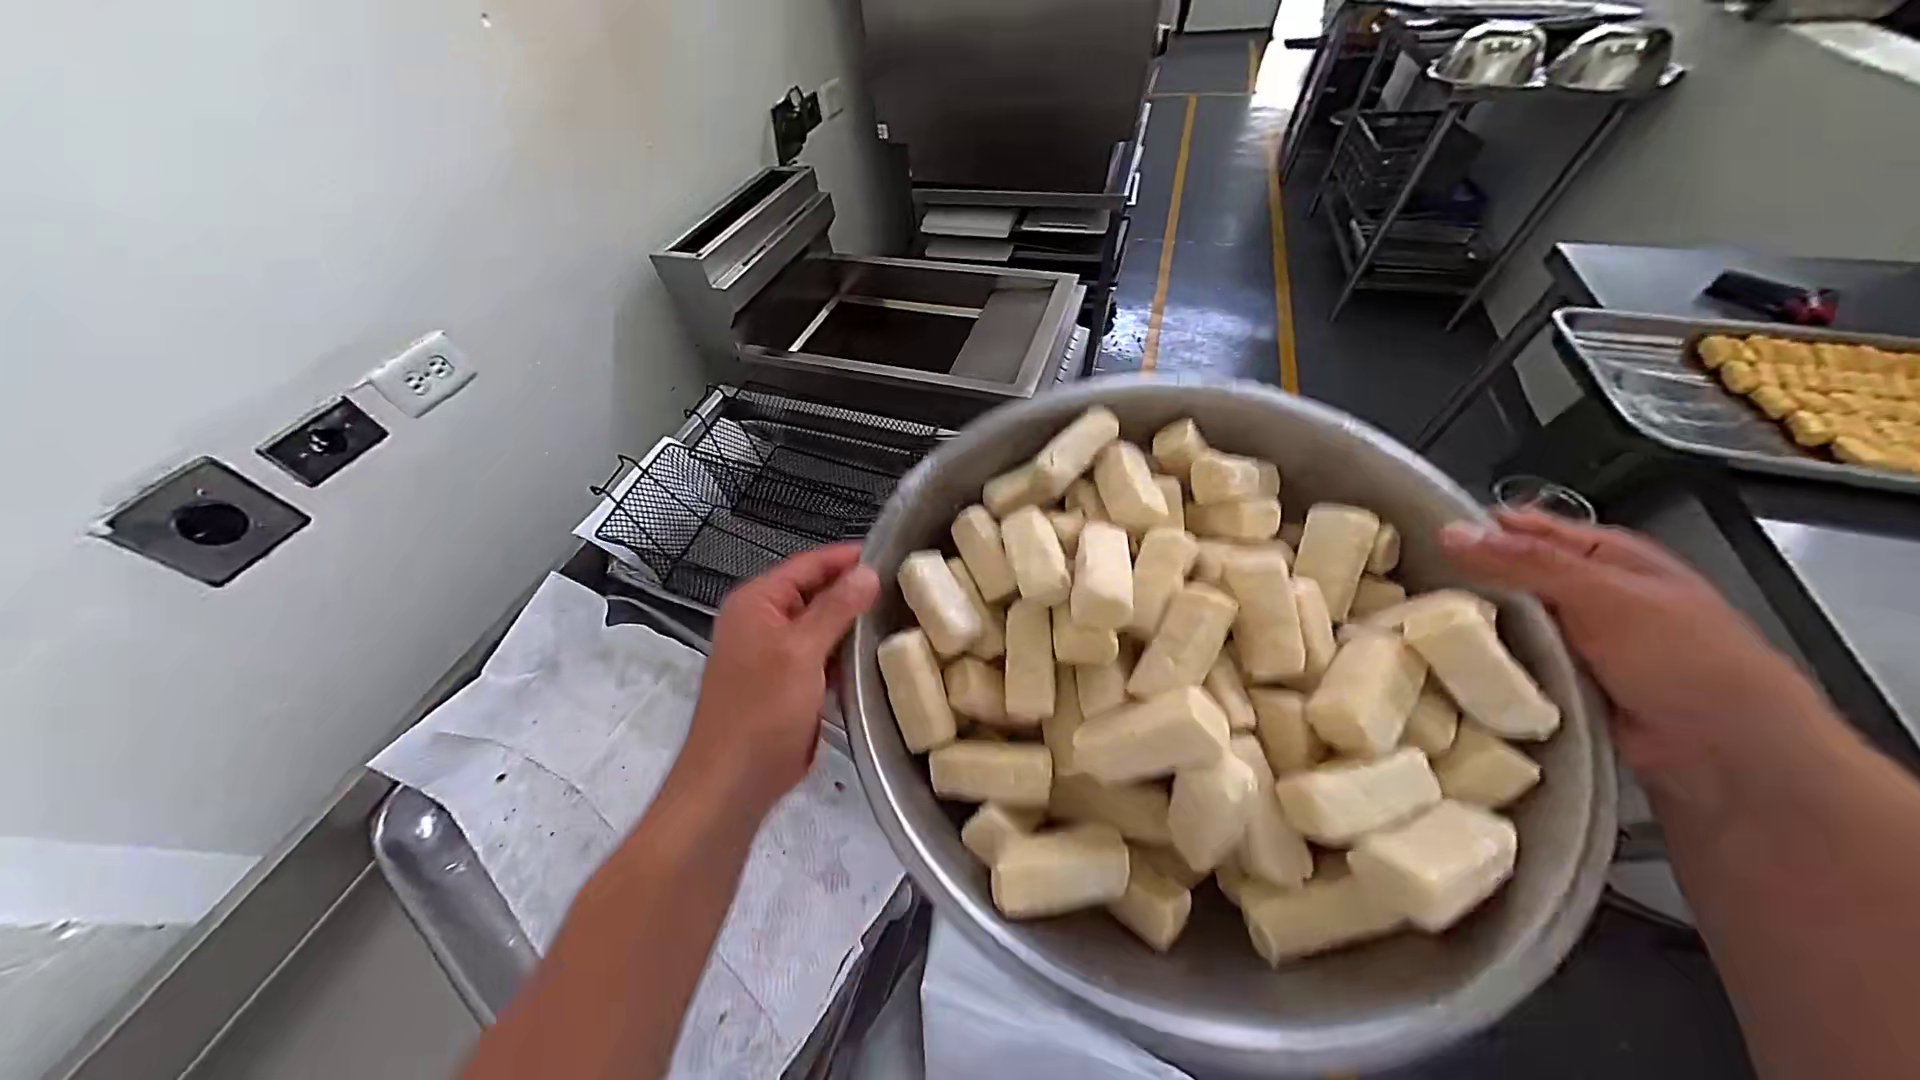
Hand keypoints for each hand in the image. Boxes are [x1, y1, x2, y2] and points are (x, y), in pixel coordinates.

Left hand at [679, 544, 878, 811]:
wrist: (735, 781)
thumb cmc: (762, 711)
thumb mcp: (801, 651)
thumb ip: (836, 608)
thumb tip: (868, 572)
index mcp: (757, 602)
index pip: (808, 565)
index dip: (848, 558)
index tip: (892, 555)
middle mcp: (764, 620)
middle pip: (816, 593)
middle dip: (855, 591)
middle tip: (905, 587)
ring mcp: (776, 652)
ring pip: (822, 624)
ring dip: (853, 623)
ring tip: (900, 614)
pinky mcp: (790, 681)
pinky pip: (823, 654)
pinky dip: (846, 652)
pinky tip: (877, 652)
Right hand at [1440, 510, 1827, 777]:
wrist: (1727, 757)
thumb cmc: (1685, 661)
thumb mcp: (1607, 596)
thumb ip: (1527, 562)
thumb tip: (1448, 532)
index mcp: (1600, 555)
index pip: (1519, 528)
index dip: (1469, 529)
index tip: (1411, 541)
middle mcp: (1579, 591)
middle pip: (1499, 575)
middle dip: (1455, 579)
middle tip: (1398, 586)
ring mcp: (1564, 637)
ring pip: (1495, 618)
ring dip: (1462, 623)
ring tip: (1408, 622)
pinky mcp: (1550, 677)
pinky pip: (1501, 658)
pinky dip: (1476, 658)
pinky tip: (1440, 658)